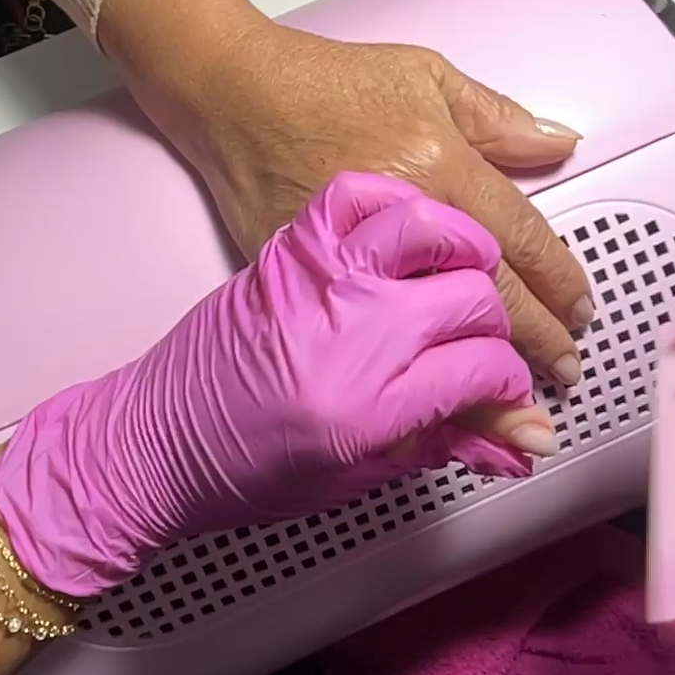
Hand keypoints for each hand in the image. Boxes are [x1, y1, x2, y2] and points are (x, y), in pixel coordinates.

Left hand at [0, 172, 556, 597]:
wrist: (153, 442)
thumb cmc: (242, 469)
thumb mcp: (354, 478)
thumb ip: (445, 443)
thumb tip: (521, 439)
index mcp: (371, 407)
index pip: (487, 369)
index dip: (517, 382)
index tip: (517, 387)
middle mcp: (351, 334)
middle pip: (475, 296)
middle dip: (512, 320)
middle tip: (506, 337)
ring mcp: (318, 282)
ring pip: (429, 228)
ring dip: (471, 240)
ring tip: (482, 261)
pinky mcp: (286, 251)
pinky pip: (355, 197)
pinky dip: (391, 196)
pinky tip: (410, 215)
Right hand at [180, 25, 591, 387]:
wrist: (236, 95)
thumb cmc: (322, 81)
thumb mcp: (424, 75)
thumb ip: (497, 117)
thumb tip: (558, 141)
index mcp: (440, 166)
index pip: (522, 239)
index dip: (561, 281)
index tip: (579, 307)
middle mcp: (405, 219)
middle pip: (491, 297)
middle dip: (537, 338)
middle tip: (564, 365)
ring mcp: (356, 256)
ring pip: (437, 330)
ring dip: (482, 368)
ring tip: (516, 396)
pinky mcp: (314, 279)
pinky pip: (372, 336)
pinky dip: (406, 369)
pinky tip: (431, 393)